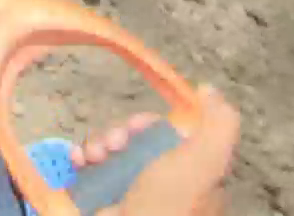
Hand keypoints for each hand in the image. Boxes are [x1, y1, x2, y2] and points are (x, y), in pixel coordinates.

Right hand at [73, 87, 240, 215]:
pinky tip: (77, 160)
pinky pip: (87, 166)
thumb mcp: (202, 163)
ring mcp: (130, 191)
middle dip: (117, 133)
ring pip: (108, 150)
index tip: (136, 125)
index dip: (146, 124)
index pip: (164, 135)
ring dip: (95, 143)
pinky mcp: (101, 195)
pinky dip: (80, 157)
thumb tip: (211, 89)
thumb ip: (216, 128)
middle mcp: (161, 183)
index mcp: (190, 176)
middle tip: (112, 144)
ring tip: (91, 155)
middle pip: (133, 141)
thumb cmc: (167, 204)